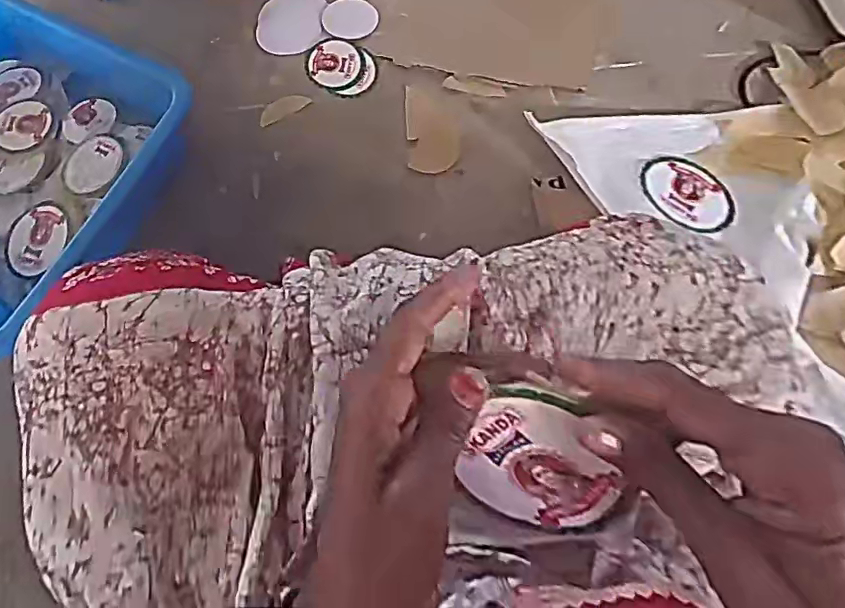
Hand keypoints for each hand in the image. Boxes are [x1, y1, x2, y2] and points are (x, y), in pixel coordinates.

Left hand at [306, 265, 488, 607]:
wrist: (350, 604)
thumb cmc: (381, 556)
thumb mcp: (421, 496)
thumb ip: (444, 429)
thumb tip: (470, 370)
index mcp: (370, 400)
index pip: (406, 330)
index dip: (439, 296)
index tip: (471, 271)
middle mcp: (367, 396)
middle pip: (410, 339)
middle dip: (448, 314)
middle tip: (489, 296)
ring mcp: (374, 415)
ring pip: (416, 364)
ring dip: (452, 347)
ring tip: (495, 335)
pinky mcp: (383, 435)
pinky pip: (418, 391)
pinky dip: (446, 379)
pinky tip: (473, 381)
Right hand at [560, 358, 844, 607]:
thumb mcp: (730, 559)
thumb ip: (663, 480)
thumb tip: (594, 426)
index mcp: (790, 452)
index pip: (682, 397)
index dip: (616, 379)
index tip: (564, 370)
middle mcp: (794, 428)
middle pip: (688, 395)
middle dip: (623, 392)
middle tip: (565, 392)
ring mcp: (793, 437)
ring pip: (696, 406)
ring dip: (641, 409)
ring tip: (588, 411)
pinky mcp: (786, 451)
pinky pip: (712, 426)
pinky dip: (669, 428)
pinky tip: (635, 435)